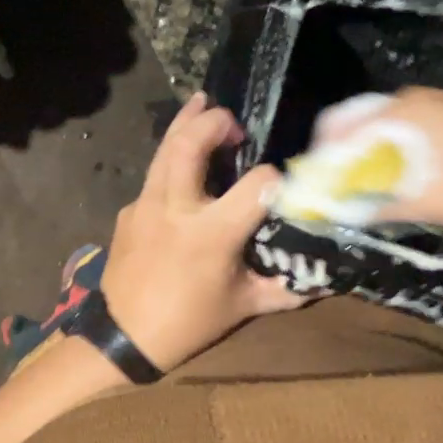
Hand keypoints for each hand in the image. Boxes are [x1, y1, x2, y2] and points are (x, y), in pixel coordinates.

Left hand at [100, 93, 308, 369]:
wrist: (123, 338)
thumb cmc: (188, 324)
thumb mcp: (242, 307)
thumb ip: (282, 289)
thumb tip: (319, 282)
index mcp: (211, 233)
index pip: (256, 185)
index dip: (276, 179)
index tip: (281, 186)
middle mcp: (176, 208)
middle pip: (190, 143)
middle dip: (213, 121)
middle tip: (232, 123)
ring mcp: (146, 205)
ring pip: (164, 149)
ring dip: (185, 123)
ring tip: (201, 104)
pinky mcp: (128, 212)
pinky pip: (153, 178)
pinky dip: (170, 165)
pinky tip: (181, 172)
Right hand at [297, 87, 442, 232]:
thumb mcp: (422, 202)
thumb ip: (372, 203)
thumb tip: (331, 208)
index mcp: (403, 109)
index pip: (339, 127)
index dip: (321, 160)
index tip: (312, 191)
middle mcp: (417, 100)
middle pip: (360, 127)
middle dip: (343, 162)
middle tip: (337, 197)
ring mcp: (441, 110)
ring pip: (386, 134)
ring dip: (370, 164)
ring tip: (368, 198)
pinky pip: (409, 138)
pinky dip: (395, 161)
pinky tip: (403, 188)